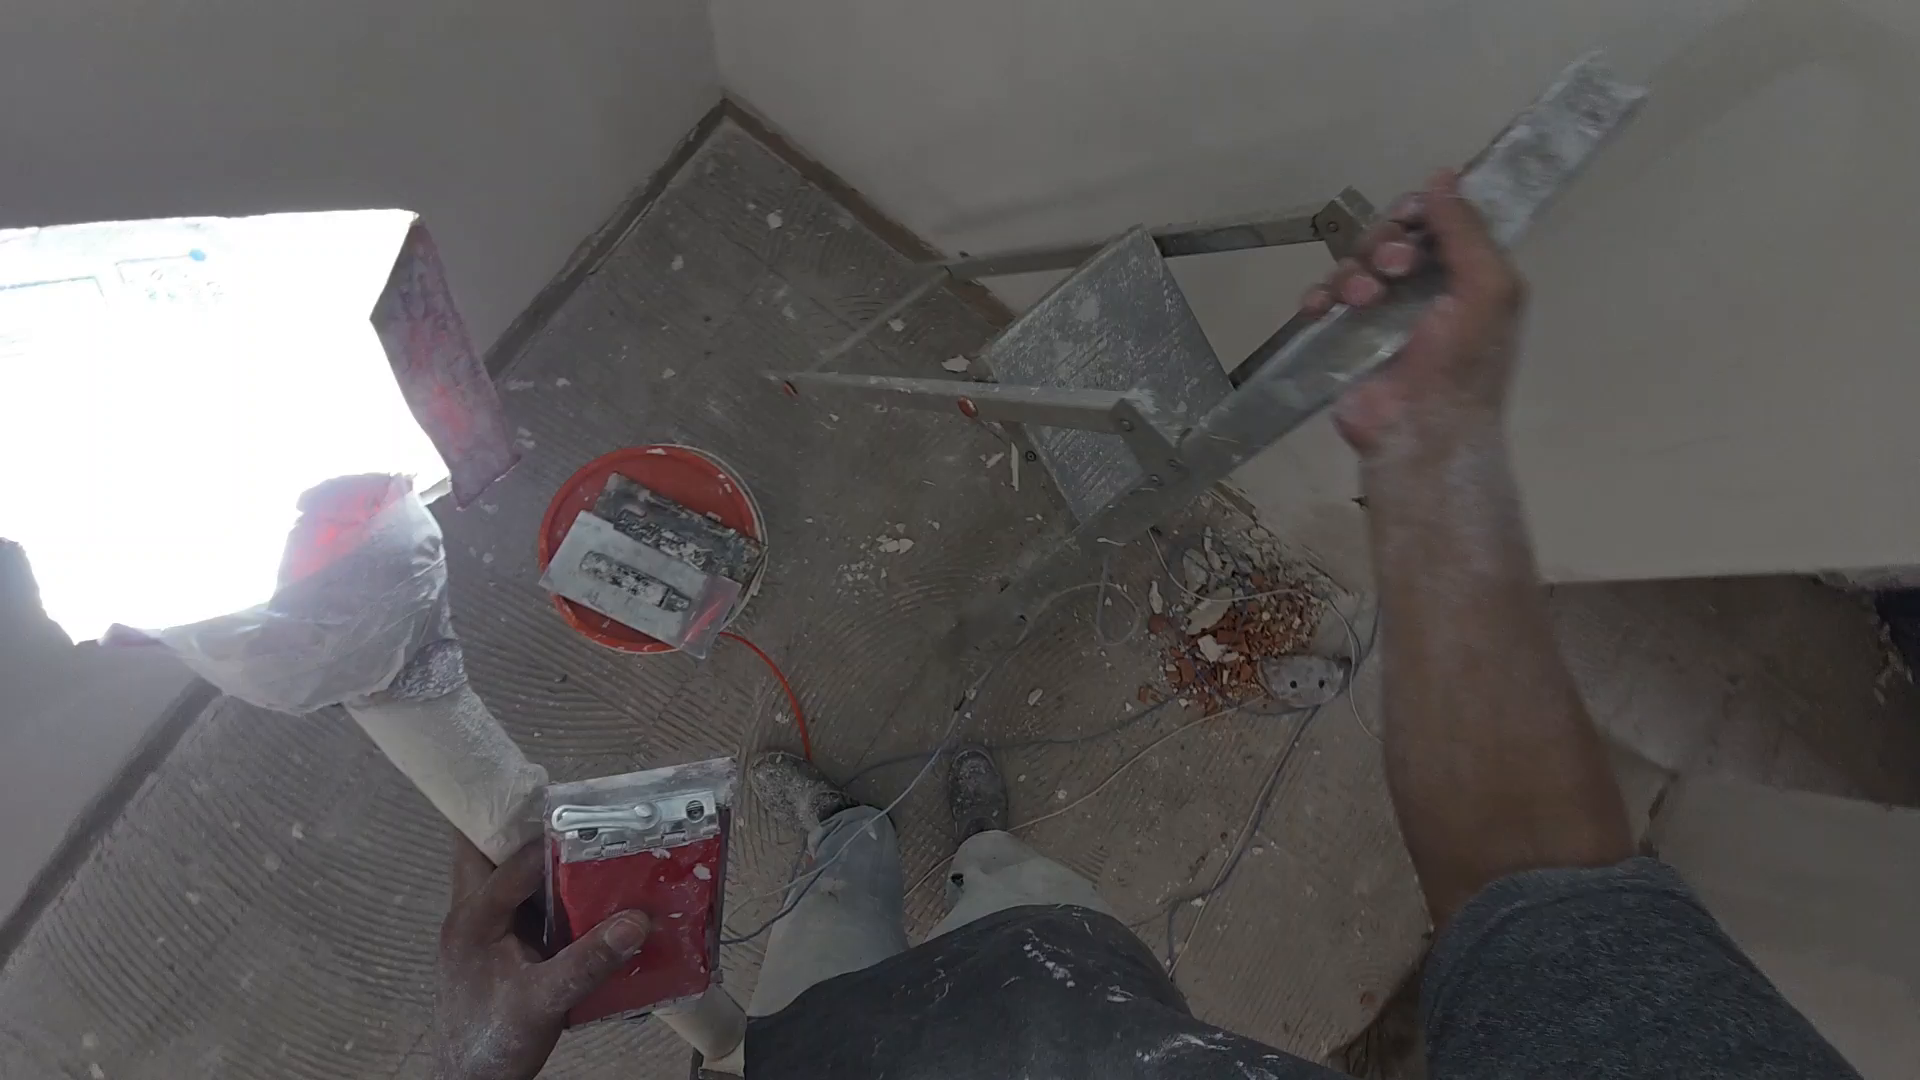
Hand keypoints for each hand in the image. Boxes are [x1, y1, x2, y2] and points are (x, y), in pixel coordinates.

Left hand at [435, 835, 650, 1079]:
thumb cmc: (493, 1042)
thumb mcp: (542, 1004)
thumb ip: (587, 962)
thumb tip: (639, 919)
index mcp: (472, 918)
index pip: (513, 861)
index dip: (553, 839)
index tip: (598, 820)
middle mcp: (473, 908)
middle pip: (485, 841)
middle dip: (524, 817)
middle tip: (578, 804)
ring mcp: (487, 917)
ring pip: (504, 858)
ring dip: (541, 840)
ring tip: (594, 827)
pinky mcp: (504, 930)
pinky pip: (525, 883)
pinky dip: (553, 869)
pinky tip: (592, 871)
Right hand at [1298, 169, 1527, 459]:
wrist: (1418, 429)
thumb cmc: (1463, 363)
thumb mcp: (1488, 288)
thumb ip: (1467, 231)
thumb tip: (1442, 177)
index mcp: (1462, 273)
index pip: (1434, 222)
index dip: (1418, 214)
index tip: (1411, 221)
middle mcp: (1419, 288)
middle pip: (1386, 239)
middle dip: (1384, 246)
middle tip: (1394, 270)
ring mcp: (1377, 314)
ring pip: (1351, 266)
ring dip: (1352, 274)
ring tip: (1361, 301)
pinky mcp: (1342, 338)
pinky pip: (1321, 301)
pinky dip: (1317, 298)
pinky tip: (1318, 310)